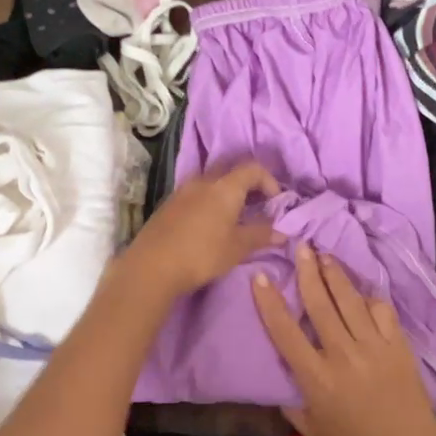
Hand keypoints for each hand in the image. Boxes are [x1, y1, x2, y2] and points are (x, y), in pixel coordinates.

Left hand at [119, 160, 280, 299]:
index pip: (253, 169)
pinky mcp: (169, 203)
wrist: (152, 266)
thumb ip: (261, 235)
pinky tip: (210, 223)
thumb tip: (283, 232)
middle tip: (257, 205)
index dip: (269, 181)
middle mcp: (204, 180)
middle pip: (231, 169)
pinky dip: (210, 200)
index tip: (276, 203)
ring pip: (212, 181)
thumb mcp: (237, 247)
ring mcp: (183, 190)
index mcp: (225, 186)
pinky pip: (196, 192)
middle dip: (248, 183)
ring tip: (235, 216)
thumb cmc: (202, 254)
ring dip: (227, 192)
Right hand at [253, 246, 435, 435]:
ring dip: (336, 274)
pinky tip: (361, 291)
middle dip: (308, 271)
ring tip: (325, 256)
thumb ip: (293, 404)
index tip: (260, 277)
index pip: (285, 332)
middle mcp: (343, 355)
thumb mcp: (312, 434)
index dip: (270, 303)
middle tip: (301, 246)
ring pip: (350, 300)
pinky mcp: (398, 346)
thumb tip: (281, 378)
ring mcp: (374, 347)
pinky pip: (381, 311)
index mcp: (317, 379)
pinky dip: (369, 297)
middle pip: (320, 303)